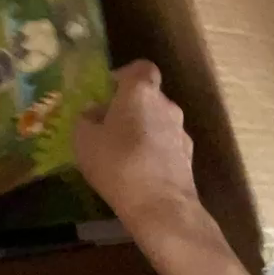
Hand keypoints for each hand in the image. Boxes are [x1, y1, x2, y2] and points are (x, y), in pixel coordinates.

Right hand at [75, 61, 214, 248]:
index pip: (140, 67)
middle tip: (110, 126)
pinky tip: (140, 172)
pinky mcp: (189, 158)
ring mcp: (181, 131)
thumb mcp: (84, 139)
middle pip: (148, 96)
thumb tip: (94, 113)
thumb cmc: (118, 163)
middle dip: (131, 107)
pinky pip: (167, 145)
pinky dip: (155, 152)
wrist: (161, 207)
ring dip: (144, 130)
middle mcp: (166, 104)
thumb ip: (87, 119)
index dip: (125, 75)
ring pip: (159, 121)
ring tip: (123, 154)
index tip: (109, 90)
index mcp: (140, 91)